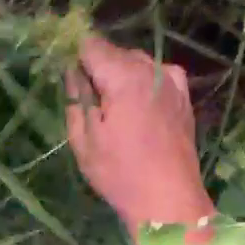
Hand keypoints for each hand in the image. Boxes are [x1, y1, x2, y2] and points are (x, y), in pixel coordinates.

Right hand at [66, 36, 212, 228]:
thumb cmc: (120, 174)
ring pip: (135, 62)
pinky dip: (140, 82)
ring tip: (108, 106)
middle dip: (95, 66)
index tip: (61, 69)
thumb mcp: (84, 139)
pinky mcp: (182, 95)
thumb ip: (76, 98)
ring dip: (118, 75)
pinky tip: (134, 105)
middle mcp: (150, 69)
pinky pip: (154, 75)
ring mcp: (171, 80)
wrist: (169, 200)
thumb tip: (71, 72)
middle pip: (113, 52)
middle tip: (82, 96)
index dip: (72, 52)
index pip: (90, 44)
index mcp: (124, 77)